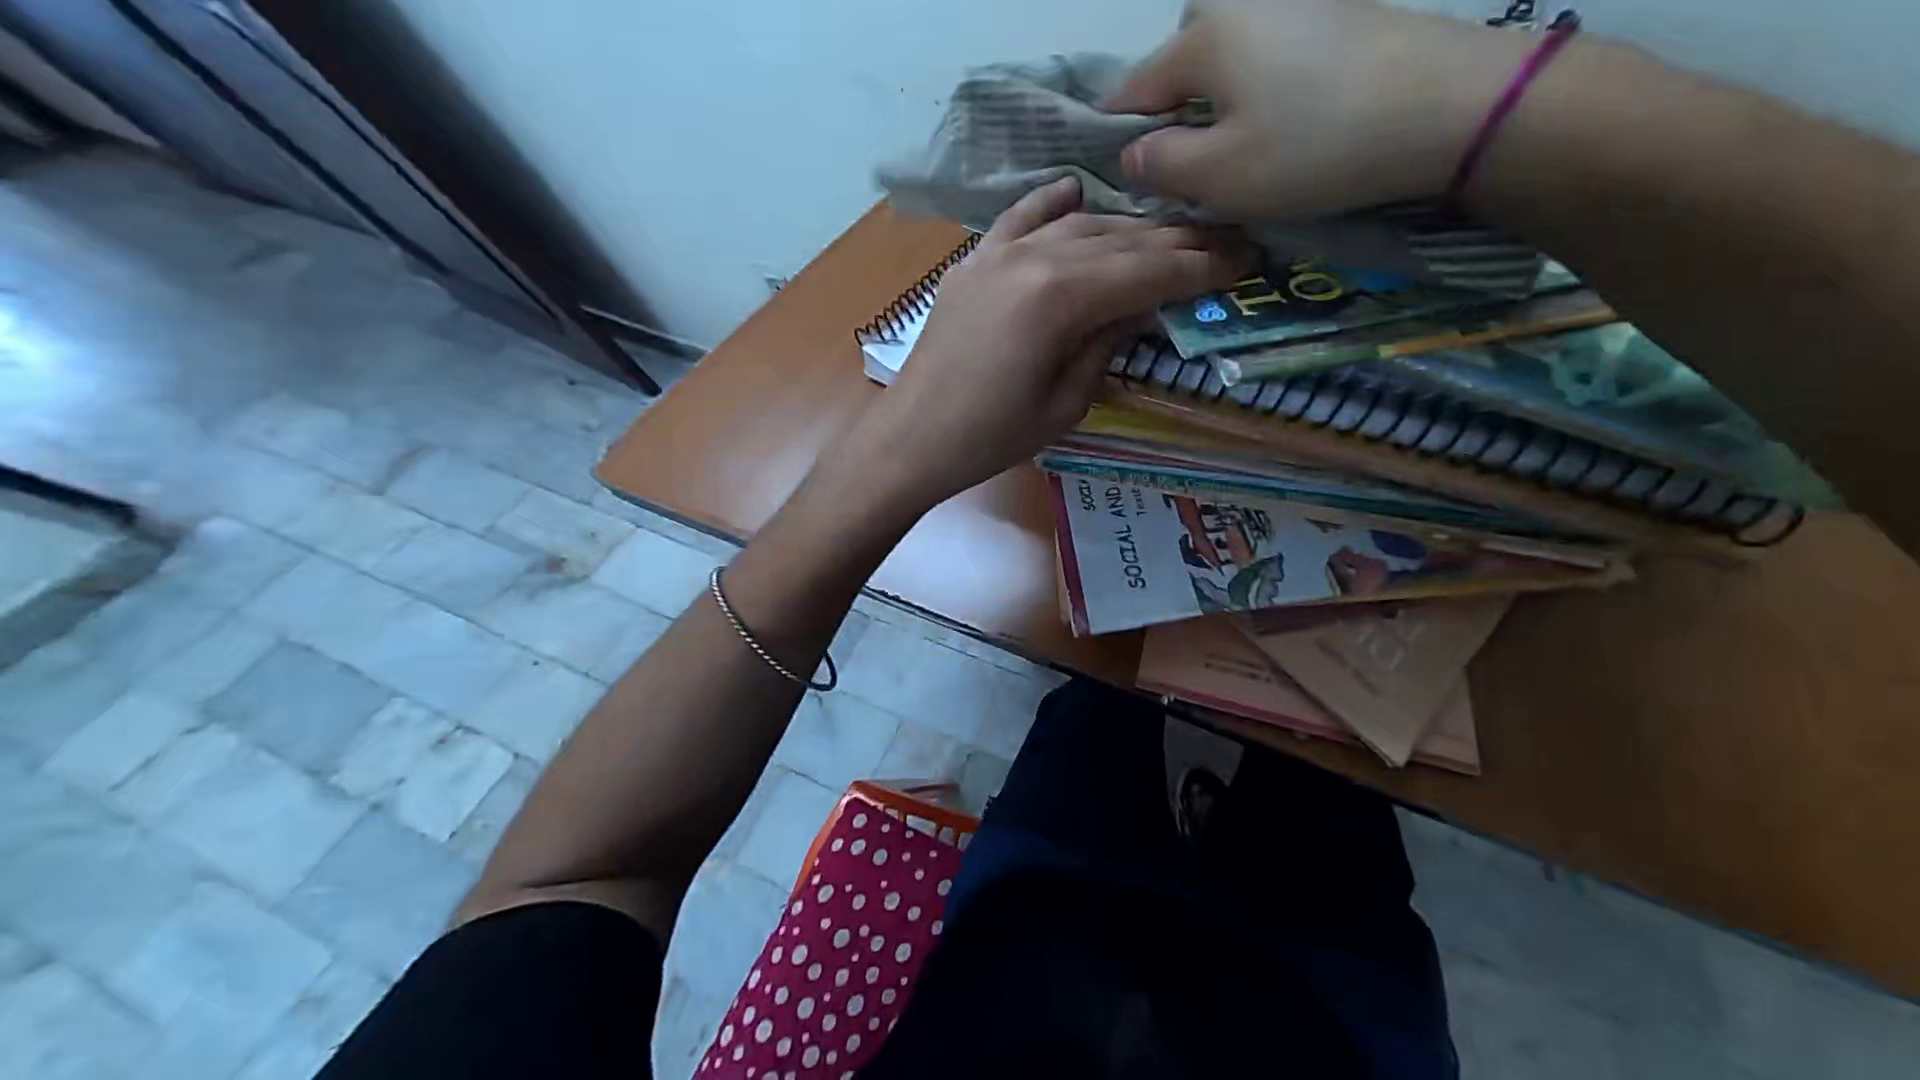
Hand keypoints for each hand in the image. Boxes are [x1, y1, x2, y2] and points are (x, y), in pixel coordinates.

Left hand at [831, 177, 1246, 517]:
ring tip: (1167, 232)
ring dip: (1126, 227)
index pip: (1148, 271)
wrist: (911, 440)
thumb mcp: (1065, 404)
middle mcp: (1031, 259)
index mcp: (1059, 299)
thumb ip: (1107, 345)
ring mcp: (996, 255)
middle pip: (1119, 240)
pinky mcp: (972, 264)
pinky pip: (1020, 219)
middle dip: (1176, 241)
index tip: (1244, 262)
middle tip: (1224, 241)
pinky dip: (1052, 206)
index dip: (1200, 268)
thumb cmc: (990, 438)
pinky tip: (1076, 195)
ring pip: (1077, 226)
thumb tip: (1140, 308)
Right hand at [1106, 0, 1527, 218]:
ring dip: (1219, 99)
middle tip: (1191, 163)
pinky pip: (1270, 51)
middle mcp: (1239, 1)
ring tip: (1240, 144)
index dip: (1118, 138)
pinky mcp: (1335, 11)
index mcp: (1201, 37)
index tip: (1121, 178)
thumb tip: (1133, 154)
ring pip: (1227, 55)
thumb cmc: (1312, 147)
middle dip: (1173, 110)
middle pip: (1180, 61)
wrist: (1447, 106)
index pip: (1132, 91)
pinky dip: (1262, 87)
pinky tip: (1286, 118)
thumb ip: (1159, 166)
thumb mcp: (1218, 176)